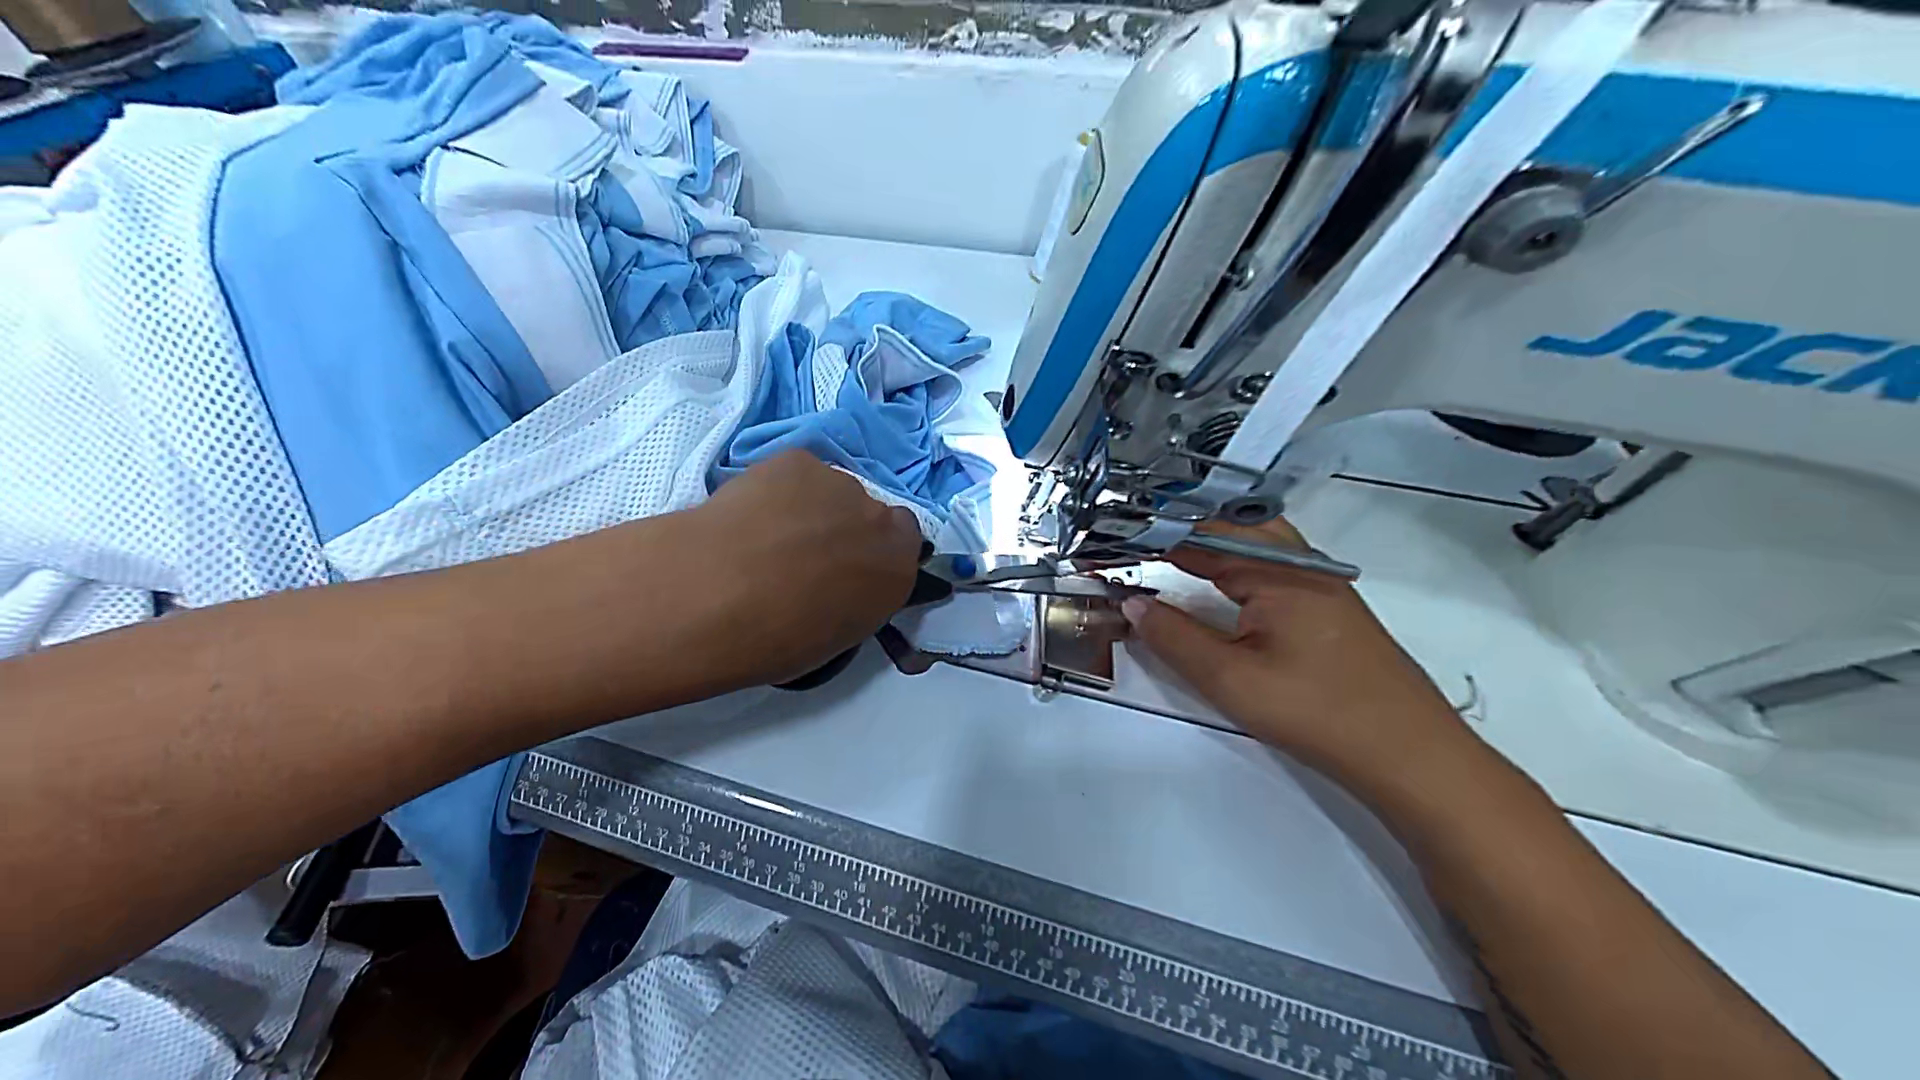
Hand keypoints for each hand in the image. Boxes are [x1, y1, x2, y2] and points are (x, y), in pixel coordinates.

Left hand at [665, 451, 923, 688]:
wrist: (717, 596)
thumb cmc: (776, 639)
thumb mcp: (835, 637)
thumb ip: (853, 600)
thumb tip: (836, 589)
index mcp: (897, 570)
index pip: (902, 544)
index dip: (873, 553)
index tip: (846, 568)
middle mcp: (880, 521)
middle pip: (868, 514)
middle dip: (843, 529)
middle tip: (801, 554)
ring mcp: (840, 484)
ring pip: (830, 491)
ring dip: (809, 508)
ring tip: (765, 534)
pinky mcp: (798, 461)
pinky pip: (795, 473)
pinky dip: (776, 488)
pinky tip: (748, 514)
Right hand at [1123, 520, 1487, 799]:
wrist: (1410, 754)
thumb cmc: (1318, 712)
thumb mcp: (1231, 679)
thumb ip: (1173, 636)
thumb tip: (1130, 602)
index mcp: (1275, 568)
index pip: (1196, 534)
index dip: (1145, 537)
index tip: (1103, 547)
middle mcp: (1298, 560)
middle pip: (1223, 527)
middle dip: (1171, 531)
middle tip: (1123, 545)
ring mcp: (1317, 578)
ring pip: (1247, 543)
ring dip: (1199, 545)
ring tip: (1155, 554)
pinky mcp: (1324, 601)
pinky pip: (1265, 564)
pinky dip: (1226, 565)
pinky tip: (1209, 581)